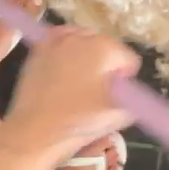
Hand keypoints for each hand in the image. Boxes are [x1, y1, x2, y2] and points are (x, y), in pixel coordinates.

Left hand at [0, 27, 138, 165]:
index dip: (126, 78)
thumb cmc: (79, 122)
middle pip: (104, 46)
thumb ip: (133, 98)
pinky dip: (64, 54)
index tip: (117, 94)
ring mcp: (54, 42)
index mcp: (103, 48)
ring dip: (86, 56)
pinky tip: (62, 73)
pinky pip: (58, 45)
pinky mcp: (36, 51)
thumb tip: (128, 91)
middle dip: (106, 64)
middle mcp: (79, 37)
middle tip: (99, 89)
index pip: (128, 58)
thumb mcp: (120, 114)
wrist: (35, 132)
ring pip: (80, 42)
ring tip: (80, 81)